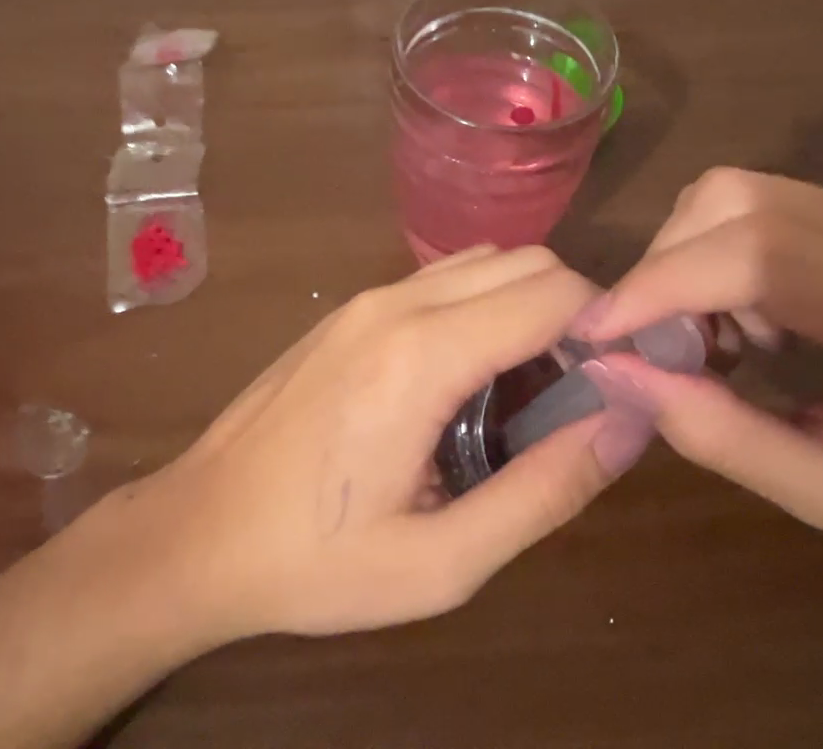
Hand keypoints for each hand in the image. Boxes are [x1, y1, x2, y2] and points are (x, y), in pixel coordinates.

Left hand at [117, 246, 651, 641]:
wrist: (197, 533)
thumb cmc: (317, 561)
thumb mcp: (442, 561)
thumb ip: (543, 492)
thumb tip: (625, 425)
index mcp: (422, 355)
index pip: (553, 292)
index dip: (603, 329)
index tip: (613, 387)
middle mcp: (395, 304)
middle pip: (524, 262)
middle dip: (570, 313)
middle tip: (570, 397)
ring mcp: (363, 300)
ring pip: (483, 262)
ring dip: (524, 305)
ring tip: (522, 391)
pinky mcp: (345, 312)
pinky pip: (439, 280)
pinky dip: (480, 305)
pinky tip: (465, 378)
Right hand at [574, 168, 822, 560]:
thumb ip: (719, 434)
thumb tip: (611, 369)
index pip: (770, 259)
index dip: (666, 282)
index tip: (600, 334)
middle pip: (743, 200)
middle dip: (667, 267)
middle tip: (661, 346)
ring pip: (743, 189)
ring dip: (689, 255)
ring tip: (713, 337)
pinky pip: (764, 201)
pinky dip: (718, 251)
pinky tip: (747, 313)